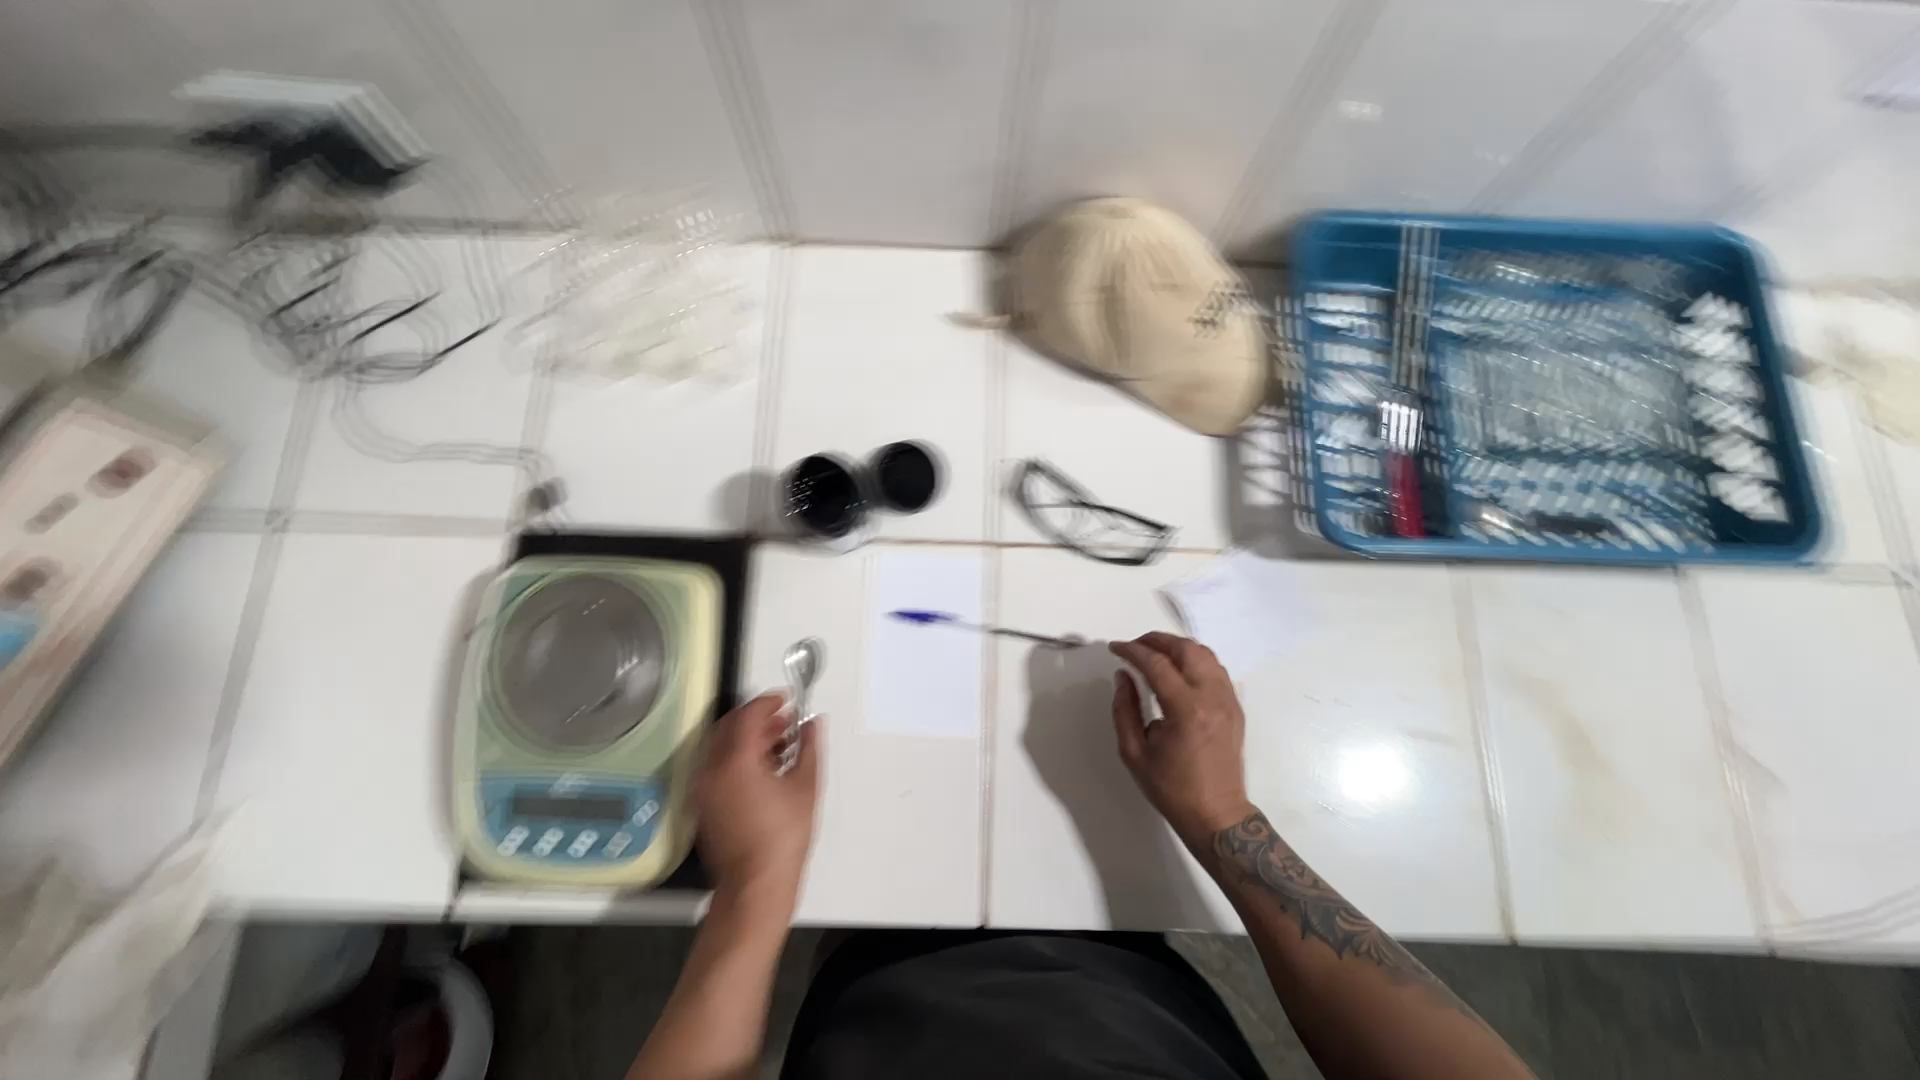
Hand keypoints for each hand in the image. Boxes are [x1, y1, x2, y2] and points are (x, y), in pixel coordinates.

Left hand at [694, 692, 821, 910]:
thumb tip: (813, 724)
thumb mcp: (806, 786)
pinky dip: (736, 757)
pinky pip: (716, 766)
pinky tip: (764, 767)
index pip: (747, 715)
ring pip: (721, 746)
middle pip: (729, 726)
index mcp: (735, 762)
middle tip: (783, 719)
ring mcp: (704, 788)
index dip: (768, 702)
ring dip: (747, 737)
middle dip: (757, 717)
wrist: (756, 884)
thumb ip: (809, 746)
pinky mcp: (704, 804)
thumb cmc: (783, 839)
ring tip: (778, 742)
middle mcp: (712, 770)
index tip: (786, 700)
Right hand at [1109, 632, 1254, 844]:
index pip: (1157, 664)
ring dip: (1178, 647)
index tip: (1115, 649)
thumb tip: (1123, 676)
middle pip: (1186, 649)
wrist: (1216, 814)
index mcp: (1185, 710)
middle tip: (1135, 646)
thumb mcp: (1134, 752)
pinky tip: (1179, 670)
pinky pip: (1216, 669)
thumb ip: (1124, 709)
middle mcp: (1212, 697)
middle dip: (1157, 640)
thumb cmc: (1171, 788)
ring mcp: (1228, 700)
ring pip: (1205, 654)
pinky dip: (1195, 660)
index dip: (1133, 651)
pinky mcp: (1235, 707)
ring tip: (1155, 653)